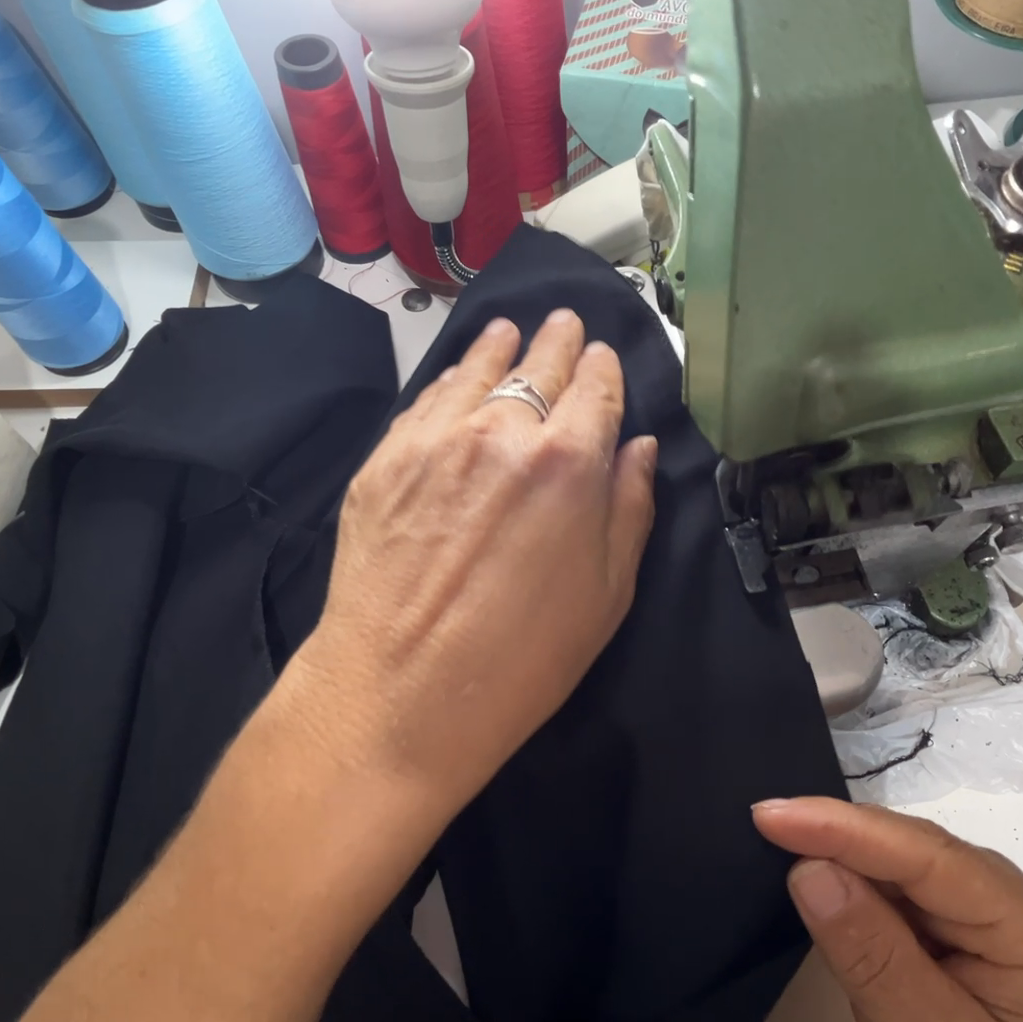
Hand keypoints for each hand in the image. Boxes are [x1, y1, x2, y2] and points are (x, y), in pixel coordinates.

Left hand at [299, 309, 657, 804]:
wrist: (398, 696)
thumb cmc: (522, 659)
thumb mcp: (606, 595)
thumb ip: (629, 509)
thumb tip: (637, 447)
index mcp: (569, 462)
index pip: (596, 388)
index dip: (604, 368)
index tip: (603, 359)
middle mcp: (503, 430)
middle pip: (539, 364)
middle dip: (559, 342)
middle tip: (565, 325)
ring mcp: (435, 439)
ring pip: (476, 368)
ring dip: (502, 346)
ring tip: (511, 332)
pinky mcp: (385, 458)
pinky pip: (427, 399)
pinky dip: (452, 379)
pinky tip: (458, 377)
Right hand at [753, 798, 1022, 1021]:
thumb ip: (875, 960)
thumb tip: (809, 869)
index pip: (927, 855)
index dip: (844, 827)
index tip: (770, 814)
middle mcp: (1014, 898)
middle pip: (911, 849)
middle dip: (835, 836)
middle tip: (762, 826)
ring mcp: (988, 910)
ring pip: (897, 863)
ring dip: (838, 858)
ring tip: (778, 844)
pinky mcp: (959, 927)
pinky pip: (896, 889)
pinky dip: (852, 886)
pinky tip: (819, 880)